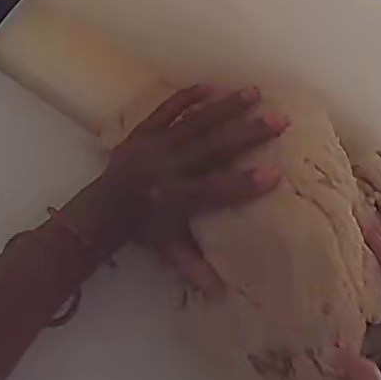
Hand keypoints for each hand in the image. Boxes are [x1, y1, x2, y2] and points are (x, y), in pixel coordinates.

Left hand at [77, 85, 286, 292]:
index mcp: (175, 199)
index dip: (245, 184)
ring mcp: (155, 145)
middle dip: (248, 134)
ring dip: (226, 107)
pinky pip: (167, 109)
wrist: (101, 209)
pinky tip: (211, 86)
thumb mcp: (167, 251)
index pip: (215, 191)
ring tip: (255, 92)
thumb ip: (194, 268)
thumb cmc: (142, 230)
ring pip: (195, 122)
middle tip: (280, 119)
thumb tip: (224, 293)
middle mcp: (167, 168)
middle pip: (212, 148)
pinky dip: (188, 97)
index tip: (276, 174)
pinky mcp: (144, 131)